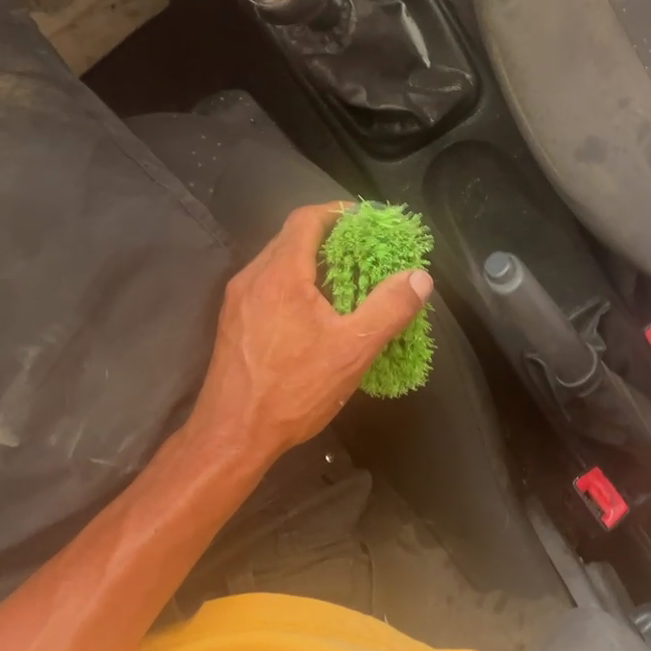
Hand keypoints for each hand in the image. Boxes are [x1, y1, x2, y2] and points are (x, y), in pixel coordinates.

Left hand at [192, 202, 431, 458]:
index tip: (369, 221)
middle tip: (368, 250)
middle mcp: (253, 278)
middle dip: (331, 236)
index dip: (339, 212)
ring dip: (314, 261)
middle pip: (292, 237)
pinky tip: (319, 311)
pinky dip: (297, 282)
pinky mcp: (235, 324)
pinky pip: (269, 285)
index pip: (306, 219)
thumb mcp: (353, 349)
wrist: (230, 438)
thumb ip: (389, 308)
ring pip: (279, 262)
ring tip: (350, 279)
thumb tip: (420, 277)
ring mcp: (239, 302)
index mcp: (280, 274)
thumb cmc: (292, 389)